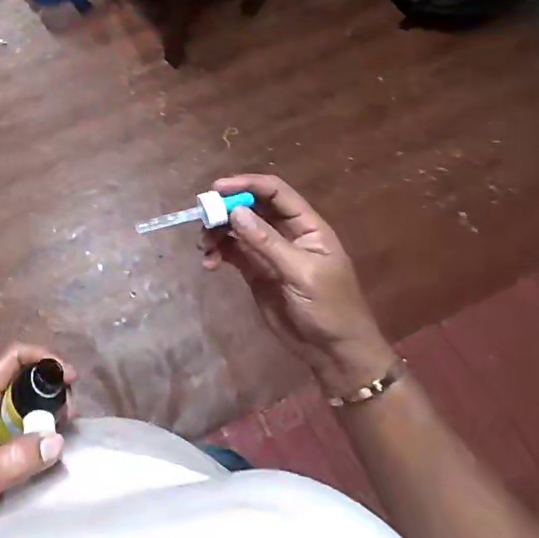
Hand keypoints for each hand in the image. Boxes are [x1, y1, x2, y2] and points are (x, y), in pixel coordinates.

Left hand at [0, 344, 69, 537]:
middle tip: (73, 411)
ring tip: (66, 427)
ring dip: (45, 409)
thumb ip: (17, 459)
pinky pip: (17, 427)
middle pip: (20, 377)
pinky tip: (49, 447)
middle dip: (49, 385)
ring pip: (21, 403)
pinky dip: (37, 429)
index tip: (69, 376)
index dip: (42, 358)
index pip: (11, 358)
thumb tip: (58, 438)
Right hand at [202, 174, 397, 396]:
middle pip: (250, 206)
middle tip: (203, 217)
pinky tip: (210, 264)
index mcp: (306, 226)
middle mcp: (285, 232)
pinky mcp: (255, 270)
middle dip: (225, 208)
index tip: (217, 188)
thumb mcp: (302, 274)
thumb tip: (235, 212)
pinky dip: (217, 253)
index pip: (275, 192)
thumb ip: (267, 243)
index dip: (247, 184)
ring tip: (204, 246)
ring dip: (216, 231)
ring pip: (235, 228)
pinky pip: (230, 252)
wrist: (335, 353)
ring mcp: (268, 251)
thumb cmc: (331, 309)